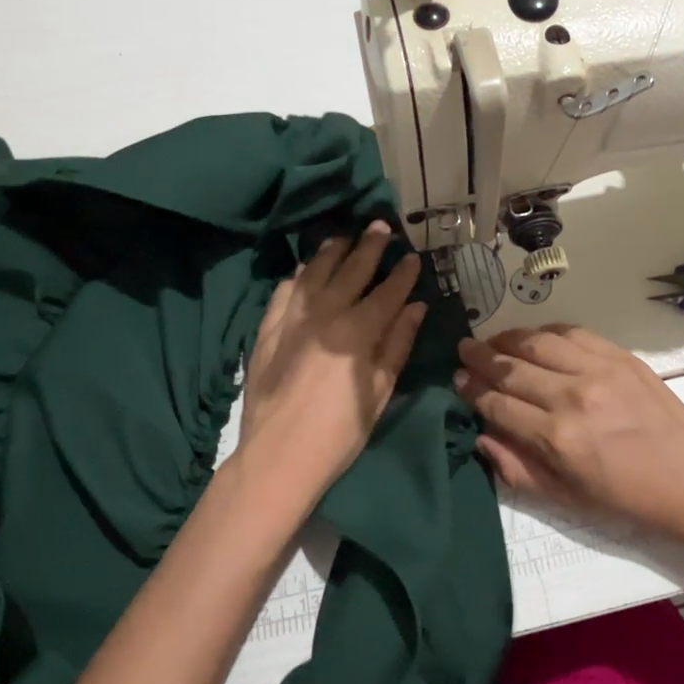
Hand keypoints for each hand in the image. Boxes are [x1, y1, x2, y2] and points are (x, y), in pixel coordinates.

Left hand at [236, 220, 425, 502]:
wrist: (277, 456)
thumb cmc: (340, 432)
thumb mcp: (379, 391)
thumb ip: (397, 344)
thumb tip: (415, 308)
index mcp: (358, 330)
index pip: (388, 291)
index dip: (403, 273)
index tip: (413, 256)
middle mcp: (325, 313)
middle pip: (351, 270)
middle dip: (369, 246)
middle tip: (381, 226)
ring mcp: (292, 319)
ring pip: (314, 272)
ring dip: (331, 252)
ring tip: (343, 238)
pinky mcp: (267, 330)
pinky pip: (284, 292)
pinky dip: (297, 277)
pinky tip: (303, 271)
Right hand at [454, 326, 683, 530]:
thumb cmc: (623, 496)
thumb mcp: (563, 497)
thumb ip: (516, 467)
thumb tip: (480, 435)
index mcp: (556, 437)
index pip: (497, 403)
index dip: (471, 391)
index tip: (456, 381)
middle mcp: (571, 396)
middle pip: (511, 367)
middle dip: (480, 358)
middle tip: (462, 350)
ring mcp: (598, 370)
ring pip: (538, 342)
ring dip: (508, 338)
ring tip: (493, 340)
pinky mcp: (620, 355)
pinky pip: (572, 332)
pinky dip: (546, 332)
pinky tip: (534, 338)